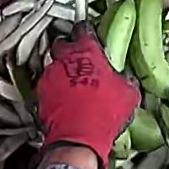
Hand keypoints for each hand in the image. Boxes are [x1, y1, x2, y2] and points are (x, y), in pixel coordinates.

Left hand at [35, 34, 138, 168]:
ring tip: (72, 85)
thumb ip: (125, 80)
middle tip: (79, 60)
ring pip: (52, 64)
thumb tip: (127, 79)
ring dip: (61, 71)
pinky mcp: (40, 91)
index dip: (86, 30)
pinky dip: (52, 90)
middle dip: (68, 49)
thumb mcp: (128, 95)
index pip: (83, 29)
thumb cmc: (103, 115)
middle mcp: (64, 58)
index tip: (88, 34)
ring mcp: (50, 74)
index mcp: (86, 51)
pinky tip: (62, 101)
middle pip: (62, 43)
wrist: (79, 140)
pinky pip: (45, 85)